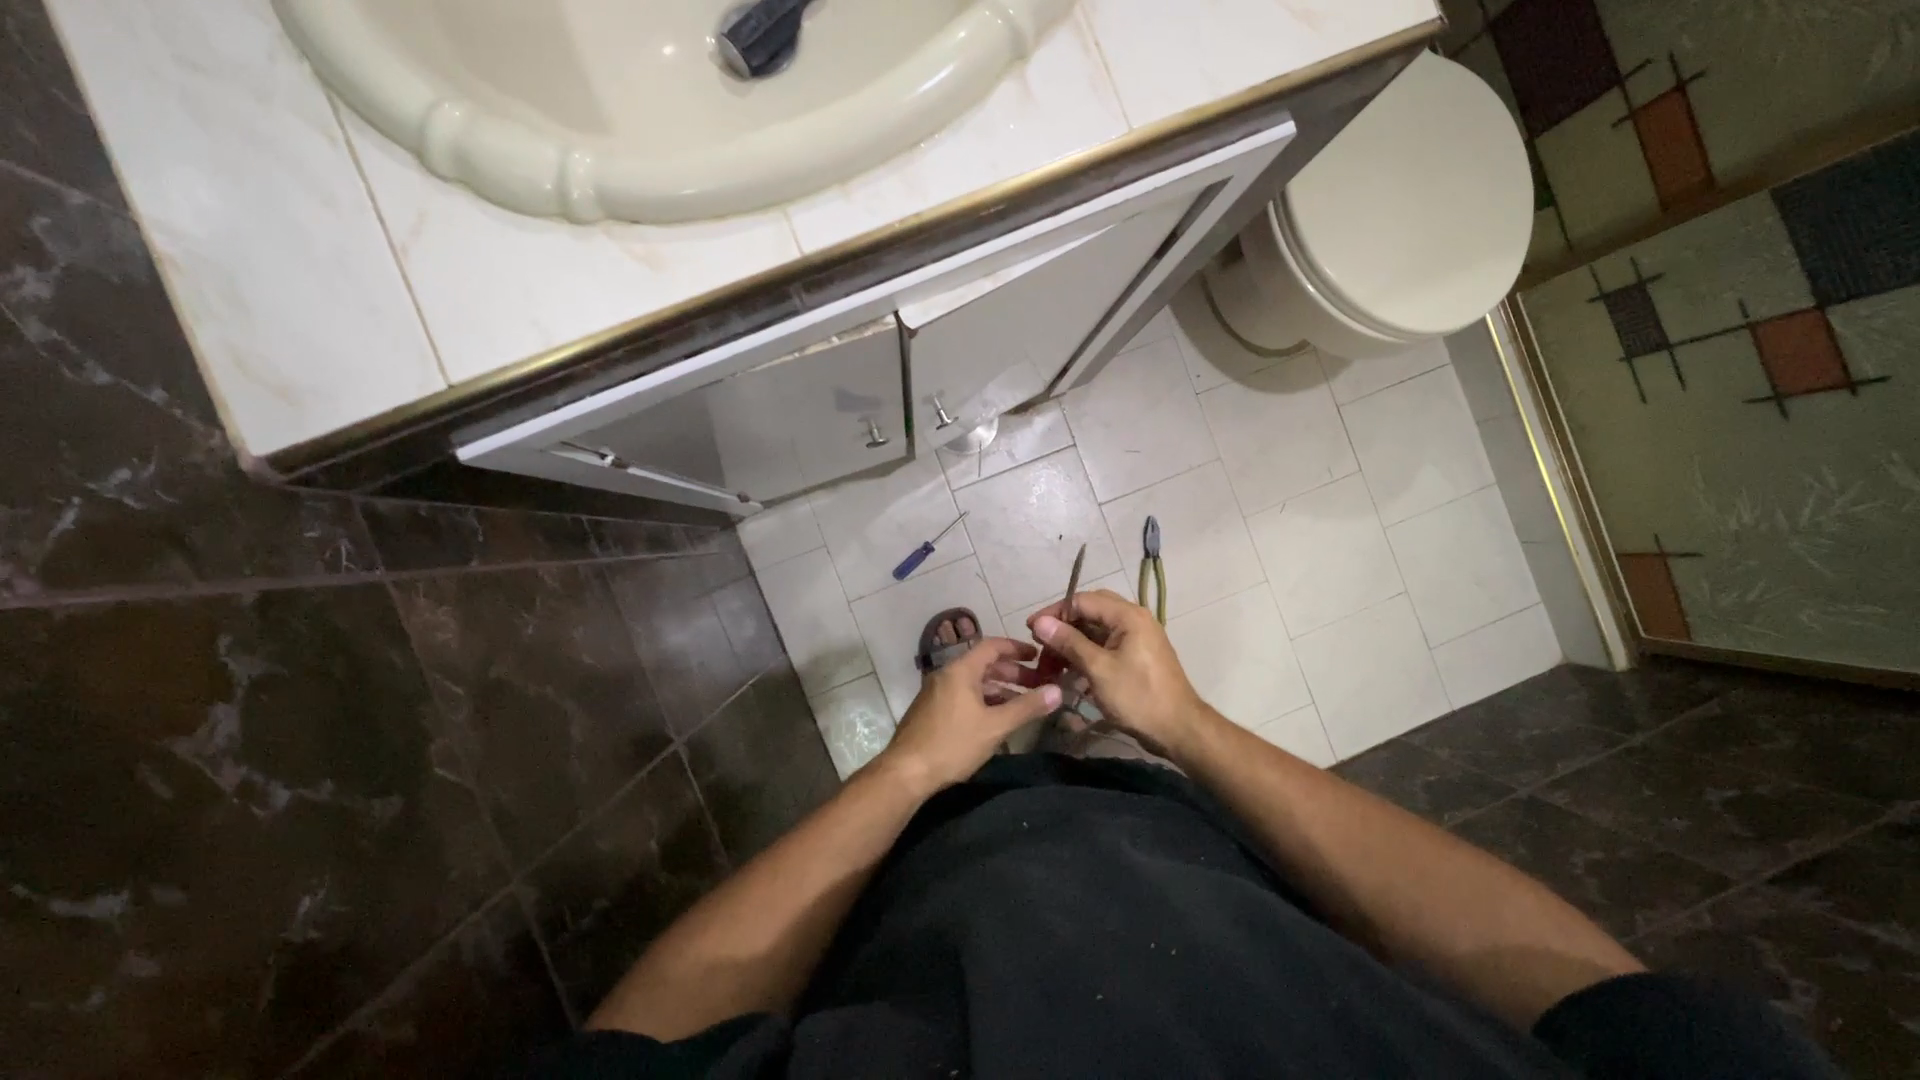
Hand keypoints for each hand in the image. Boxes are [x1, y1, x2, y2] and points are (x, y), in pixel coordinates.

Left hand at [873, 637, 1061, 796]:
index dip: (1017, 648)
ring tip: (1022, 702)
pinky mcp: (930, 711)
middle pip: (983, 664)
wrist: (906, 771)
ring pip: (973, 682)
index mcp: (960, 670)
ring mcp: (935, 693)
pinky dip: (983, 699)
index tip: (1038, 656)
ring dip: (999, 688)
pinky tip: (996, 718)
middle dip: (1012, 672)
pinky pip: (962, 695)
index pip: (992, 646)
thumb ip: (1027, 707)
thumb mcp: (995, 726)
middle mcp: (946, 675)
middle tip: (1038, 683)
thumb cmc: (953, 744)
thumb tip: (1057, 691)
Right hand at [1028, 590, 1205, 755]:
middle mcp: (1134, 619)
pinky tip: (1069, 670)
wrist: (1178, 729)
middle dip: (1062, 627)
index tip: (1030, 630)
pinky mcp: (1137, 655)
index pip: (1082, 600)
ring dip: (1072, 642)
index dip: (1054, 613)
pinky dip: (1086, 653)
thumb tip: (1040, 622)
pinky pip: (1105, 645)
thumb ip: (1069, 642)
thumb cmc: (1138, 697)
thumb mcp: (1098, 669)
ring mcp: (1137, 637)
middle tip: (1040, 644)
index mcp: (1128, 616)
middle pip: (1089, 611)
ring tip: (1050, 662)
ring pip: (1096, 629)